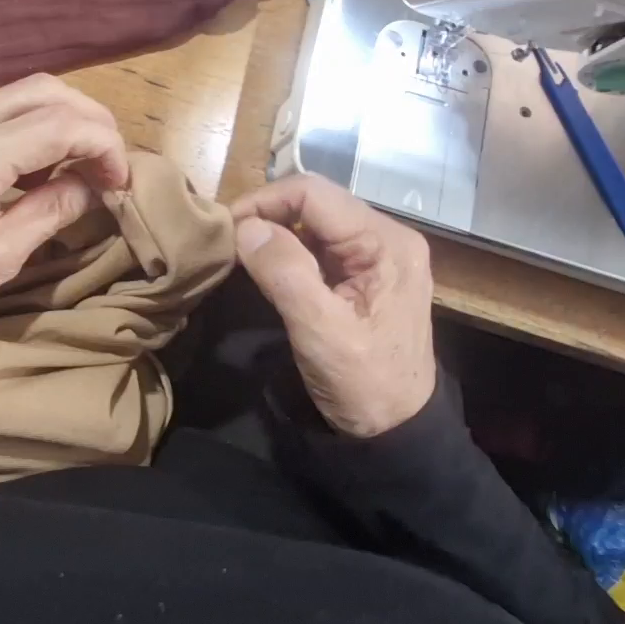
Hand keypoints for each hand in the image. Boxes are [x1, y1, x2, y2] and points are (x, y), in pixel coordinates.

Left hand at [0, 74, 130, 325]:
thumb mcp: (2, 256)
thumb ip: (54, 209)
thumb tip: (98, 183)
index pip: (55, 125)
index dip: (102, 144)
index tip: (120, 180)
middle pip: (42, 91)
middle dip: (90, 120)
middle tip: (111, 163)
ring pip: (23, 92)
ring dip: (66, 117)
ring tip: (87, 162)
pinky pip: (0, 109)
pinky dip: (36, 124)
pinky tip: (48, 161)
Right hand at [232, 174, 435, 437]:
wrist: (398, 431)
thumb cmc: (365, 384)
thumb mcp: (321, 332)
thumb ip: (285, 273)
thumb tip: (245, 227)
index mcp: (386, 243)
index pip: (313, 193)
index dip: (264, 202)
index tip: (226, 230)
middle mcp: (387, 236)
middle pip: (314, 201)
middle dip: (267, 214)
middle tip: (229, 243)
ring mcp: (378, 254)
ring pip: (314, 220)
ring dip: (275, 231)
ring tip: (242, 254)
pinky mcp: (365, 271)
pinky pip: (319, 243)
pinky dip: (287, 248)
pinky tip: (266, 267)